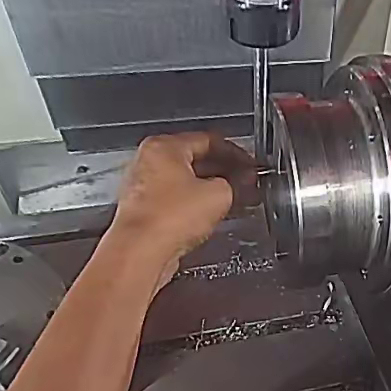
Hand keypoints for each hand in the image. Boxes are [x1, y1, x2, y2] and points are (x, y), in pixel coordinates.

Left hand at [107, 132, 256, 288]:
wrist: (142, 250)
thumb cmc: (167, 218)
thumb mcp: (218, 195)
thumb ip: (232, 184)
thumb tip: (236, 185)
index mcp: (164, 147)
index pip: (207, 140)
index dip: (235, 152)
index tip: (249, 164)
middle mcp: (148, 162)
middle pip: (194, 160)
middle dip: (223, 172)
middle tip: (243, 182)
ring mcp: (143, 187)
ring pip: (184, 182)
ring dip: (209, 191)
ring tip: (231, 201)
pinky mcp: (144, 212)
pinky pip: (176, 202)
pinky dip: (194, 206)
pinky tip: (209, 217)